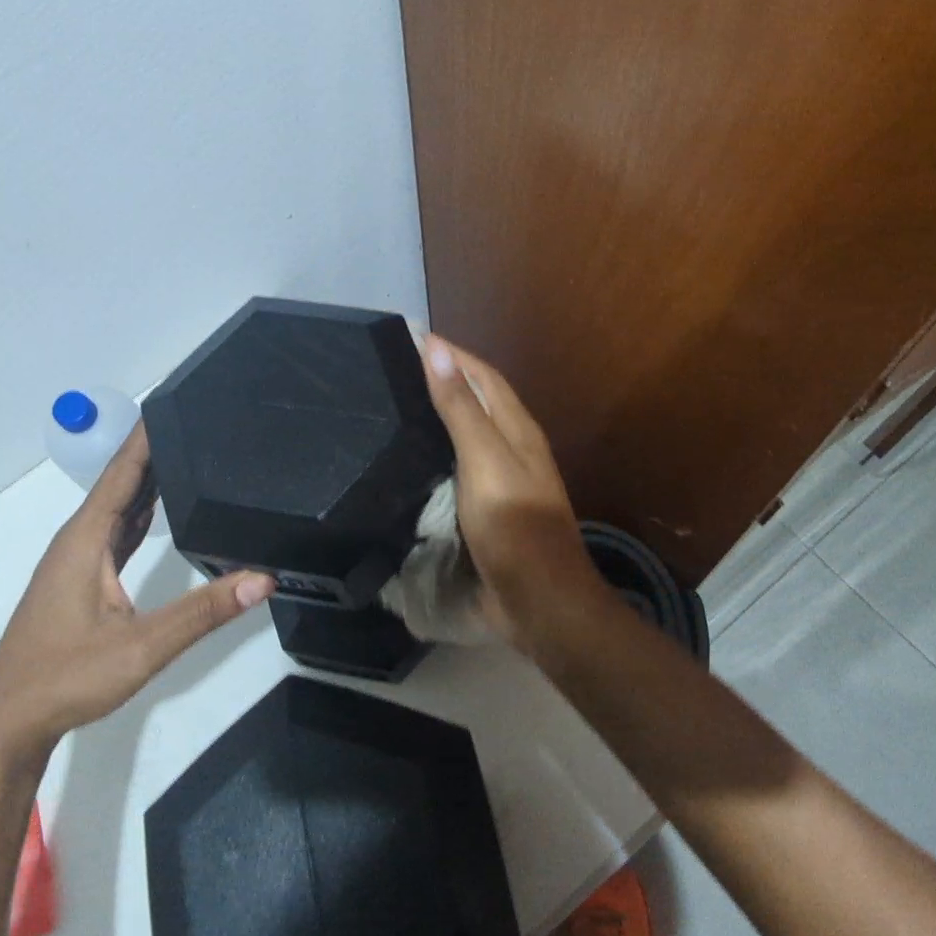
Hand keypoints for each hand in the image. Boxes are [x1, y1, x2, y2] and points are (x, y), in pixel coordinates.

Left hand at [0, 423, 272, 761]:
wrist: (7, 725)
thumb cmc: (65, 679)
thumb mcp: (141, 648)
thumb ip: (203, 612)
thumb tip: (263, 578)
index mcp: (85, 540)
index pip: (122, 473)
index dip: (147, 436)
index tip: (175, 400)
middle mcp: (78, 542)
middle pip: (120, 483)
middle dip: (154, 451)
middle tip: (197, 422)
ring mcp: (76, 564)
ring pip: (117, 509)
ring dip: (148, 482)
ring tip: (187, 455)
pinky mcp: (81, 584)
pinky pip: (116, 533)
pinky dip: (140, 514)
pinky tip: (159, 512)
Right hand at [420, 335, 601, 646]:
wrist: (540, 600)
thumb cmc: (513, 525)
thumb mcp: (484, 460)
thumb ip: (460, 408)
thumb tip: (438, 349)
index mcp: (517, 430)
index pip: (484, 377)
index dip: (453, 354)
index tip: (411, 336)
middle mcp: (514, 450)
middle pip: (478, 403)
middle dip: (444, 382)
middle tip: (395, 372)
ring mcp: (504, 484)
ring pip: (469, 437)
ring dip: (440, 420)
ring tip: (397, 411)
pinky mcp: (490, 514)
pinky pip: (459, 472)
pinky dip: (437, 459)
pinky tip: (413, 466)